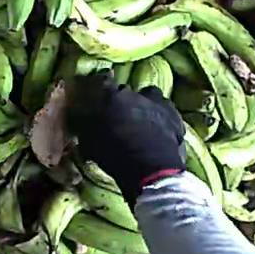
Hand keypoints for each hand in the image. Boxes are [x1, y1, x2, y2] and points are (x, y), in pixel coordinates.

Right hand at [67, 72, 186, 198]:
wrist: (152, 171)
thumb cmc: (115, 157)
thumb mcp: (89, 143)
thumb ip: (84, 126)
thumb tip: (80, 119)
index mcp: (111, 95)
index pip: (97, 81)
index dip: (93, 88)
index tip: (90, 97)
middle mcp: (134, 92)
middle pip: (123, 91)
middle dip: (118, 100)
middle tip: (114, 114)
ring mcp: (157, 102)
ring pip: (146, 97)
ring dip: (141, 106)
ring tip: (138, 121)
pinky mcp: (174, 115)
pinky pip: (163, 111)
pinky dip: (159, 117)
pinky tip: (157, 129)